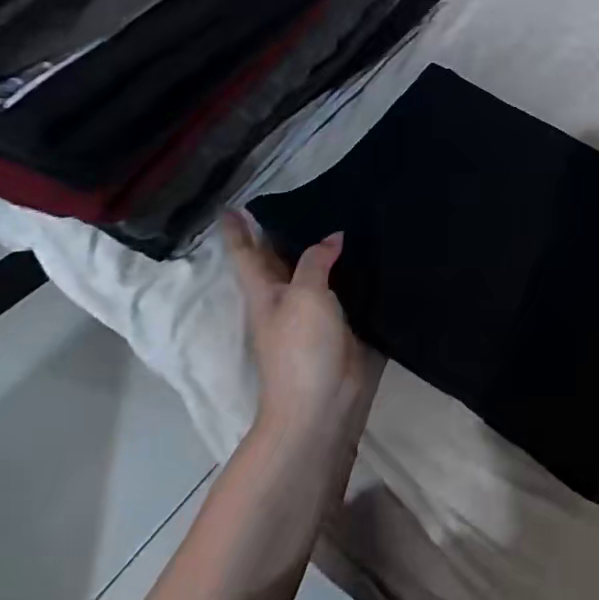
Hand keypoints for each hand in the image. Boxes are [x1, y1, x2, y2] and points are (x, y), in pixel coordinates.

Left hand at [223, 211, 382, 446]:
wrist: (322, 402)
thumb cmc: (301, 347)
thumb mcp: (304, 296)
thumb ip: (316, 261)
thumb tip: (334, 237)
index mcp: (264, 290)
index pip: (246, 253)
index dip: (237, 231)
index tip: (230, 207)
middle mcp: (284, 298)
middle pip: (279, 259)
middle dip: (283, 232)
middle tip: (302, 197)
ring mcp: (312, 313)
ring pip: (314, 271)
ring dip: (321, 248)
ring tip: (339, 216)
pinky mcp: (340, 324)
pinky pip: (344, 288)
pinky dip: (351, 269)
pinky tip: (368, 253)